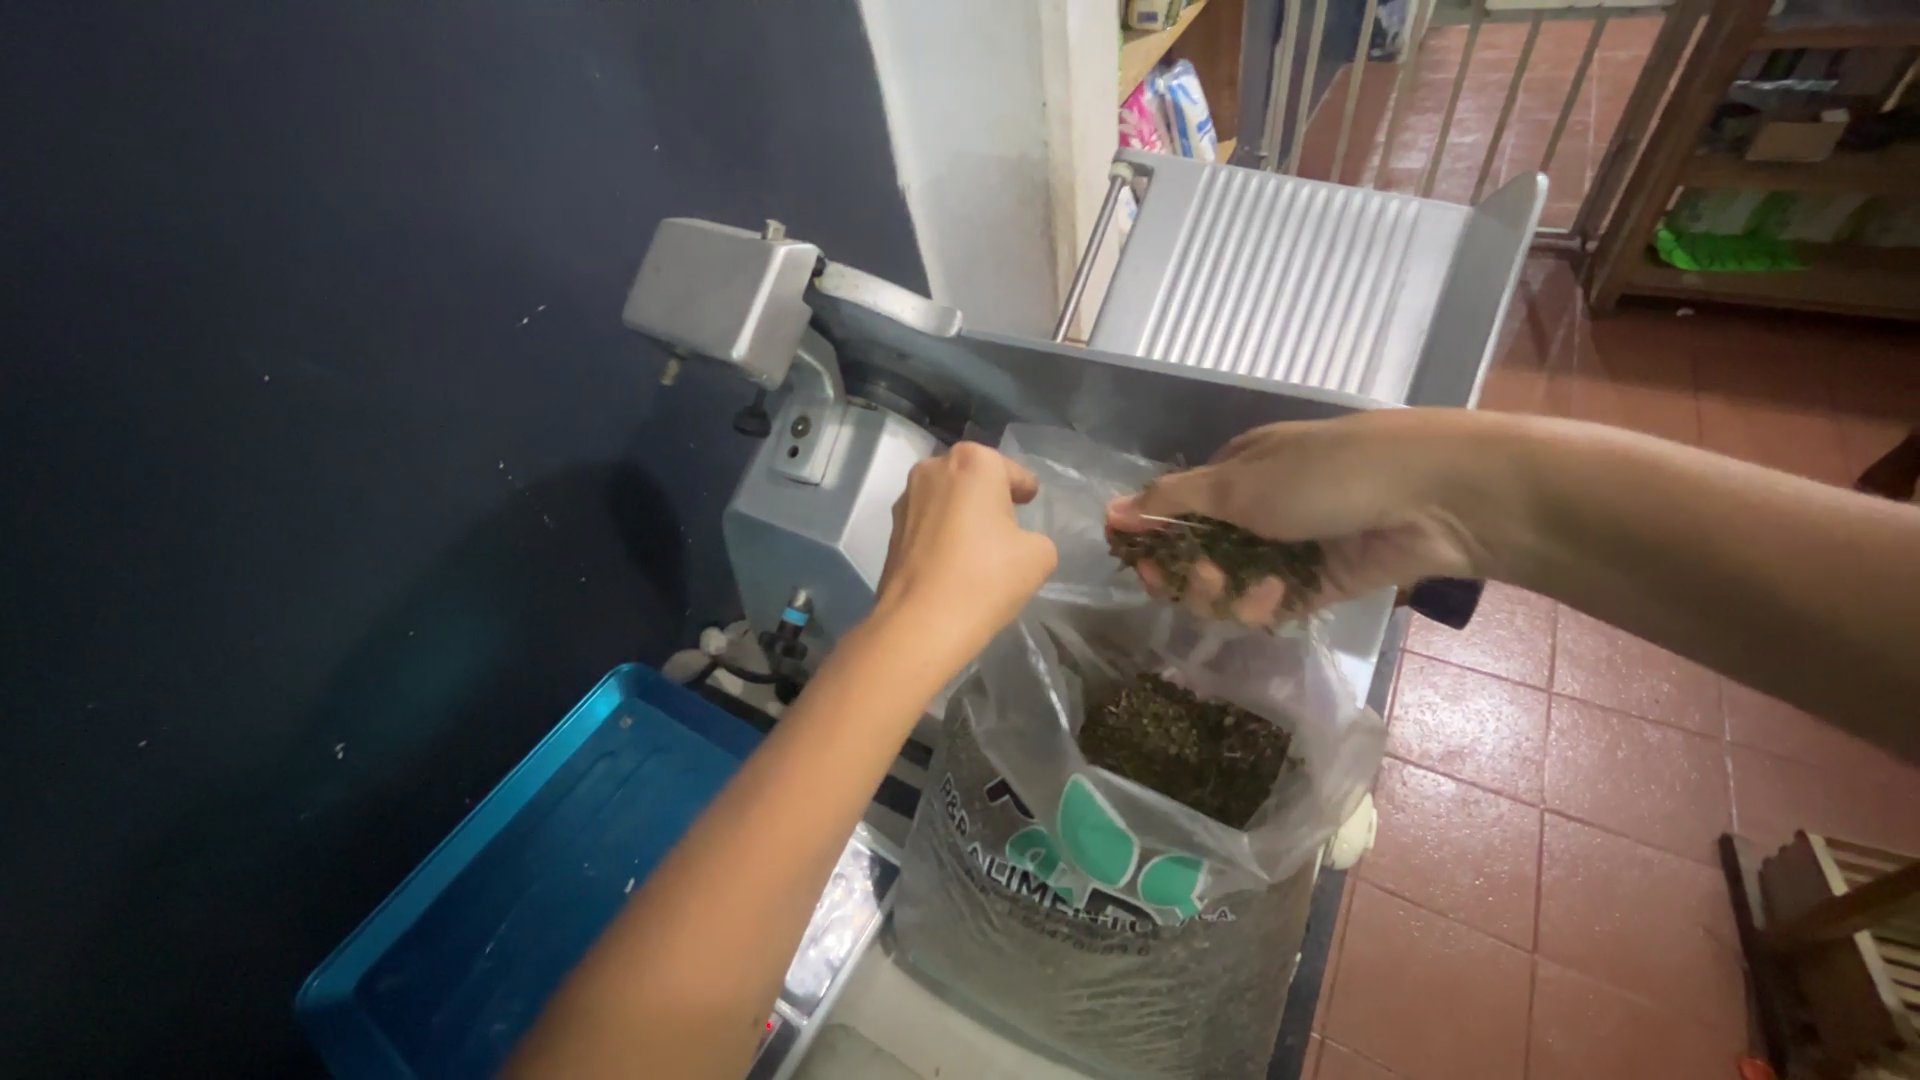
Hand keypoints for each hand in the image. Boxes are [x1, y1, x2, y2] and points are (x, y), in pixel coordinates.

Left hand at [875, 442, 1057, 665]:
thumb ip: (1035, 538)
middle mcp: (933, 469)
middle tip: (1006, 525)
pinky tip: (952, 563)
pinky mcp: (890, 530)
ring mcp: (905, 499)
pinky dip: (941, 534)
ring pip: (945, 499)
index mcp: (972, 462)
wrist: (921, 623)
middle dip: (988, 496)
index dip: (1024, 488)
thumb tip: (1015, 543)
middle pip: (972, 478)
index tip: (1029, 503)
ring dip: (961, 514)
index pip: (1010, 470)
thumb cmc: (986, 578)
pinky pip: (927, 524)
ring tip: (978, 547)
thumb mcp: (1039, 555)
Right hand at [1106, 409, 1502, 624]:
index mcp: (1233, 474)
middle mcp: (1255, 511)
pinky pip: (1271, 605)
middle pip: (1197, 555)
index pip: (1174, 513)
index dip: (1152, 541)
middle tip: (1200, 578)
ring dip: (1227, 593)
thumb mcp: (1237, 482)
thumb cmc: (1323, 474)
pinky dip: (1265, 606)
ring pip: (1231, 587)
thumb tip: (1110, 511)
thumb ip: (1170, 502)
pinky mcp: (1317, 584)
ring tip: (1247, 590)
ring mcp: (1286, 548)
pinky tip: (1274, 599)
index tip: (1140, 563)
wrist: (1432, 496)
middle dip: (1189, 574)